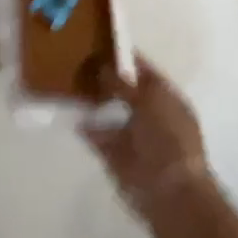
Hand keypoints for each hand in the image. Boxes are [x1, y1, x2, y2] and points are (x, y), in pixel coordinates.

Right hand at [82, 57, 211, 214]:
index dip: (124, 59)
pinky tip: (68, 111)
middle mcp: (150, 115)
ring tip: (68, 82)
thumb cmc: (168, 140)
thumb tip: (106, 68)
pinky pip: (97, 135)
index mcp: (167, 99)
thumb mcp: (150, 102)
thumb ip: (126, 84)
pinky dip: (84, 125)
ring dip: (92, 101)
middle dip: (104, 78)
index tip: (99, 44)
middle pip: (124, 91)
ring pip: (108, 113)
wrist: (169, 193)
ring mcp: (132, 137)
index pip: (144, 72)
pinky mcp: (115, 156)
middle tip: (77, 61)